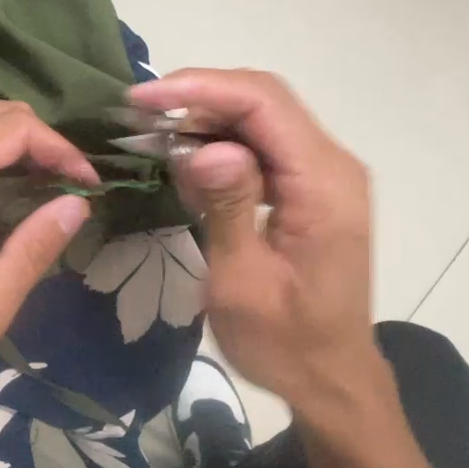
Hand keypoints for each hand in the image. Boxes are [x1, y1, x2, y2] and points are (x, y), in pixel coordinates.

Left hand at [0, 101, 97, 366]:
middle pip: (2, 113)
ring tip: (45, 182)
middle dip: (46, 143)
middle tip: (70, 186)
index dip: (61, 149)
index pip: (15, 129)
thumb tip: (77, 205)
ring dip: (21, 139)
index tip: (87, 185)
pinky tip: (7, 177)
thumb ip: (31, 255)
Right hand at [127, 69, 379, 408]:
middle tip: (136, 116)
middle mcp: (333, 165)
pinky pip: (263, 142)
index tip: (140, 101)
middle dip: (197, 97)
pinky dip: (219, 140)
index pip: (263, 104)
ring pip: (261, 116)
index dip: (199, 89)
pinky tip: (184, 160)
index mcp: (323, 185)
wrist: (331, 378)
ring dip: (204, 117)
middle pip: (263, 99)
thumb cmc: (284, 342)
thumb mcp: (244, 283)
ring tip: (151, 137)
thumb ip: (228, 208)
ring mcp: (324, 174)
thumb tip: (206, 147)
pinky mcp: (310, 187)